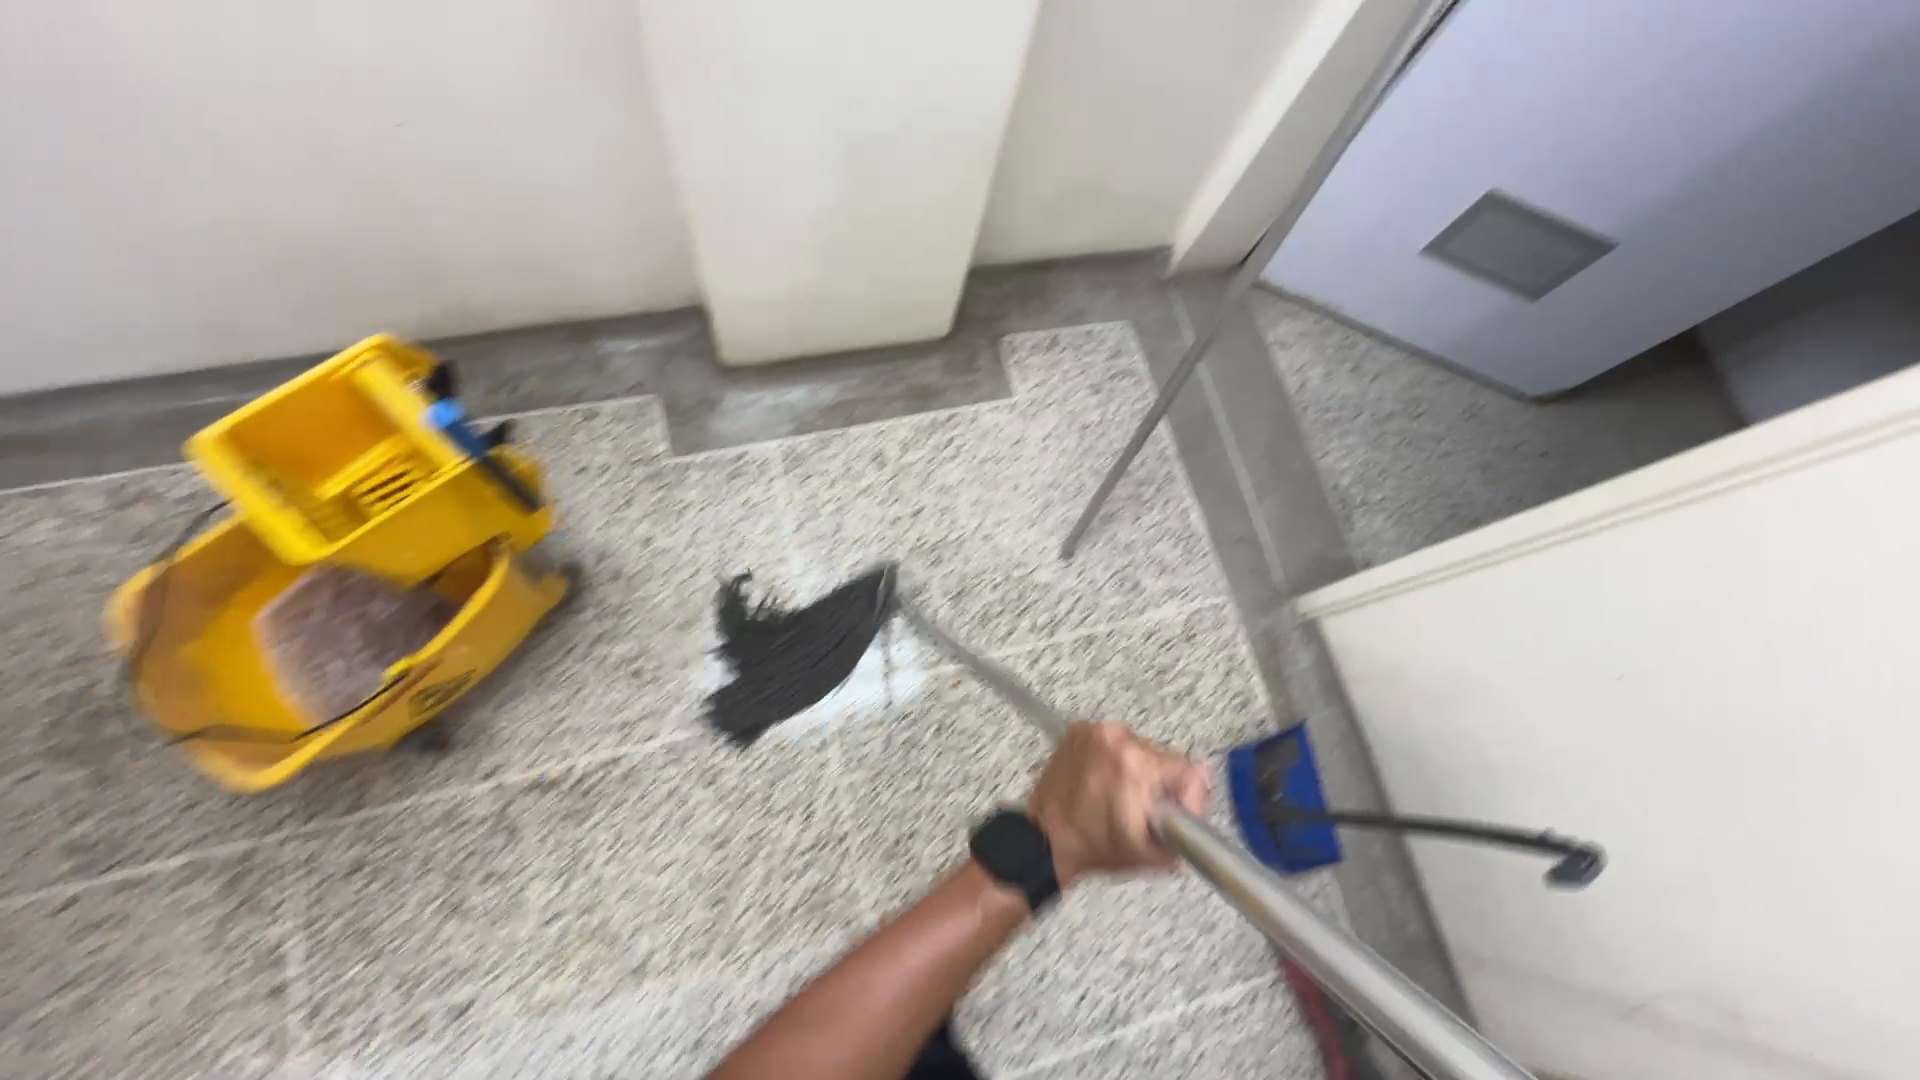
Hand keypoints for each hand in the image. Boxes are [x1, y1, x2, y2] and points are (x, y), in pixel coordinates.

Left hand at [1025, 720, 1210, 888]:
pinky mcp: (1079, 730)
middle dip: (1159, 784)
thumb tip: (1200, 811)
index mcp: (1137, 764)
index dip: (1191, 796)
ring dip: (1136, 770)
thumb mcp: (1151, 851)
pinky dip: (1112, 760)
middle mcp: (1117, 738)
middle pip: (1162, 758)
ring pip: (1138, 749)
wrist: (1046, 838)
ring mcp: (1095, 731)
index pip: (1188, 769)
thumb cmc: (1094, 845)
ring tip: (1119, 796)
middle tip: (1144, 808)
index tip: (1179, 811)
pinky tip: (1102, 782)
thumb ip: (1187, 833)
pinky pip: (1112, 742)